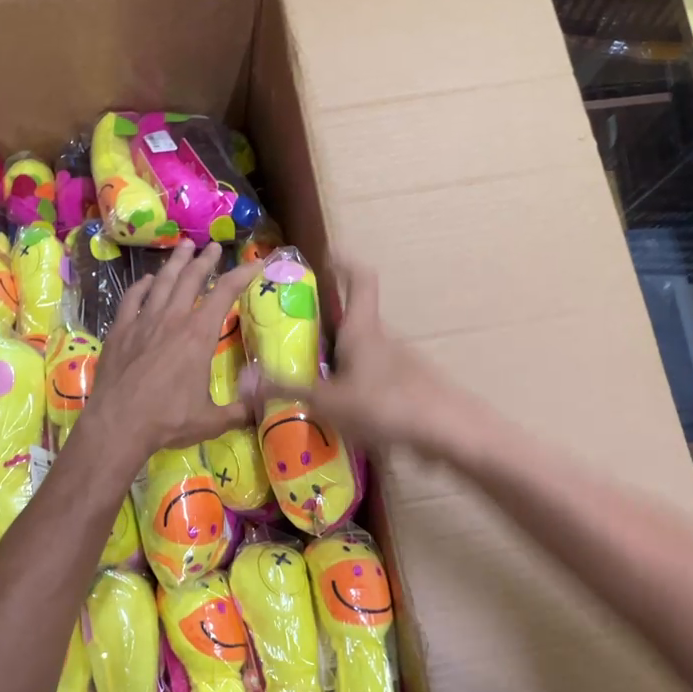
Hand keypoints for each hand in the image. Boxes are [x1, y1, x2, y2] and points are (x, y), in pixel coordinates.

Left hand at [83, 242, 262, 464]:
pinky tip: (146, 281)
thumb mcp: (212, 421)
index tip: (254, 263)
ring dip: (175, 263)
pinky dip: (141, 285)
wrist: (118, 424)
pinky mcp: (119, 331)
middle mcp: (171, 319)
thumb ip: (239, 411)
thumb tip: (261, 408)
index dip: (241, 274)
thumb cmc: (168, 421)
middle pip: (190, 279)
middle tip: (214, 247)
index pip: (224, 293)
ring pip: (161, 282)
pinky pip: (131, 298)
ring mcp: (142, 322)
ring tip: (184, 247)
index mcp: (198, 336)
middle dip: (205, 260)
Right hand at [257, 261, 481, 459]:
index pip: (359, 279)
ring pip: (365, 355)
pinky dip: (357, 389)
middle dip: (328, 327)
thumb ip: (285, 389)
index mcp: (364, 329)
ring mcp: (401, 365)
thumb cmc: (387, 406)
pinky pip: (376, 381)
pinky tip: (343, 417)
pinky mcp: (411, 390)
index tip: (325, 257)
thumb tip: (242, 378)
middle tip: (296, 337)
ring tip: (312, 382)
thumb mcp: (328, 401)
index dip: (343, 263)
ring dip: (342, 362)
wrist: (450, 434)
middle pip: (356, 322)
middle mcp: (384, 339)